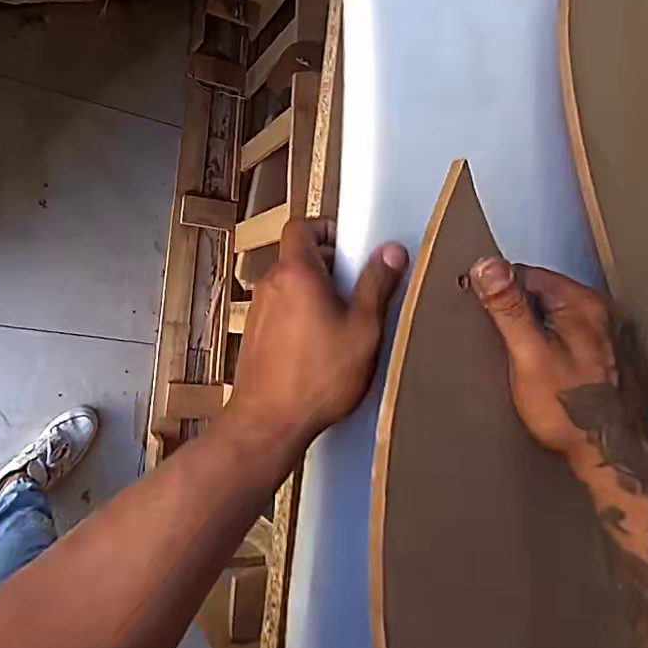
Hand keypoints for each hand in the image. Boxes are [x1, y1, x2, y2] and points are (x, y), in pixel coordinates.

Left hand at [231, 219, 407, 442]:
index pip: (302, 226)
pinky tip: (322, 342)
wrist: (269, 421)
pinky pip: (282, 307)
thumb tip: (390, 252)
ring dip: (315, 290)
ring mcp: (260, 308)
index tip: (349, 242)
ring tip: (343, 319)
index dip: (325, 227)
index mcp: (296, 272)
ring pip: (290, 283)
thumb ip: (376, 285)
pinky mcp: (256, 331)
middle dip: (329, 263)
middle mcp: (271, 284)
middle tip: (356, 285)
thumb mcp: (362, 329)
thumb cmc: (315, 379)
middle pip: (298, 254)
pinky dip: (301, 311)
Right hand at [467, 257, 618, 461]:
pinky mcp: (613, 355)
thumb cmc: (571, 411)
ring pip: (556, 315)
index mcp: (584, 304)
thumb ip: (509, 307)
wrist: (614, 459)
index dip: (499, 295)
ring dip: (536, 329)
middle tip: (506, 347)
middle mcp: (604, 312)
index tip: (485, 319)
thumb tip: (487, 264)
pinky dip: (553, 344)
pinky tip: (548, 370)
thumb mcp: (528, 356)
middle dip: (517, 313)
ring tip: (525, 361)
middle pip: (542, 294)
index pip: (526, 275)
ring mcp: (612, 334)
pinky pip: (572, 334)